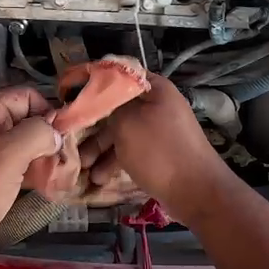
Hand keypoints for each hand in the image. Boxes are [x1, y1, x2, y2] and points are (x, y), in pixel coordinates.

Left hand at [0, 87, 60, 258]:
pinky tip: (46, 186)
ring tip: (61, 174)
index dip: (47, 110)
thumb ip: (37, 133)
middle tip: (67, 160)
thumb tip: (55, 132)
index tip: (65, 134)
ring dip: (42, 157)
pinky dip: (31, 172)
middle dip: (48, 137)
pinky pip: (14, 166)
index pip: (26, 96)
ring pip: (22, 146)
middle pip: (25, 120)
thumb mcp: (10, 153)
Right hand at [81, 80, 231, 218]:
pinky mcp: (157, 153)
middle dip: (91, 125)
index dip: (91, 83)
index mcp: (154, 88)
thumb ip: (107, 106)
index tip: (69, 95)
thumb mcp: (126, 123)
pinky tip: (98, 178)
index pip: (116, 75)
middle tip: (70, 137)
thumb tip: (93, 98)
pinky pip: (130, 149)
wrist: (198, 194)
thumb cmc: (160, 152)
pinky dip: (114, 160)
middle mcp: (156, 104)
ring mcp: (158, 130)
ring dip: (99, 147)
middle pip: (115, 107)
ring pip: (120, 131)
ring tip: (83, 167)